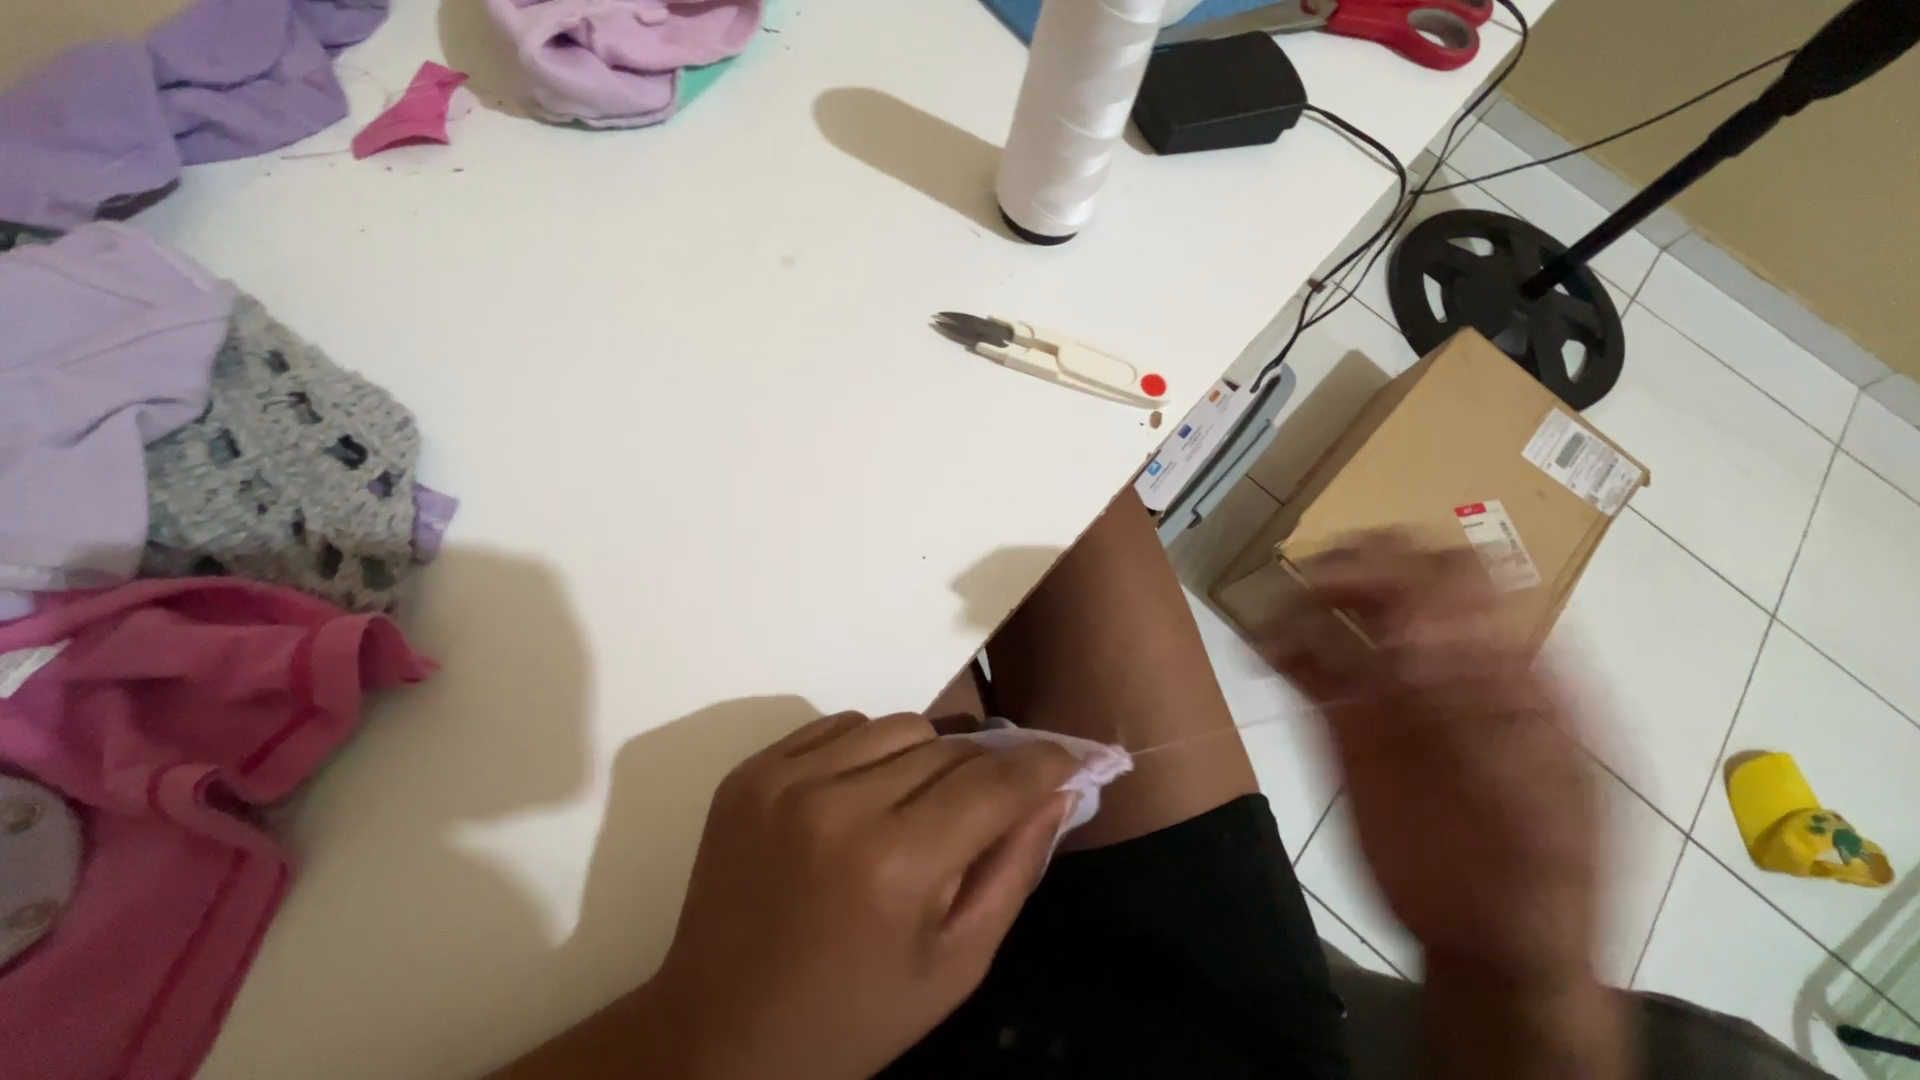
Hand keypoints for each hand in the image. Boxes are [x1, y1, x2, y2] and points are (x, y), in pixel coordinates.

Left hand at [646, 711, 1078, 1079]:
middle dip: (987, 769)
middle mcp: (837, 805)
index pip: (994, 781)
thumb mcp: (958, 963)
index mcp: (895, 865)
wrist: (723, 1031)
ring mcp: (783, 781)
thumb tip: (1058, 790)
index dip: (1043, 763)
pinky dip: (869, 750)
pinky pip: (840, 727)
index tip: (1069, 759)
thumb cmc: (856, 1013)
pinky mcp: (749, 772)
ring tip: (920, 806)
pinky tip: (863, 798)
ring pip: (897, 725)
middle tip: (995, 801)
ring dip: (927, 756)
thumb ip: (1014, 868)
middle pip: (949, 747)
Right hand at [1264, 534, 1601, 987]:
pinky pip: (1310, 665)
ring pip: (1347, 613)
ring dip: (1309, 600)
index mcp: (1514, 670)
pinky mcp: (1349, 721)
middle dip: (1359, 567)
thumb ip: (1485, 723)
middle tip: (1315, 585)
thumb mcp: (1539, 810)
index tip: (1386, 622)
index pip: (1472, 583)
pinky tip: (1265, 646)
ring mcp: (1395, 690)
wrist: (1493, 943)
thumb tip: (1414, 646)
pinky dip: (1283, 646)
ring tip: (1278, 620)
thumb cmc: (1540, 884)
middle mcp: (1450, 664)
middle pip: (1404, 579)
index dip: (1424, 581)